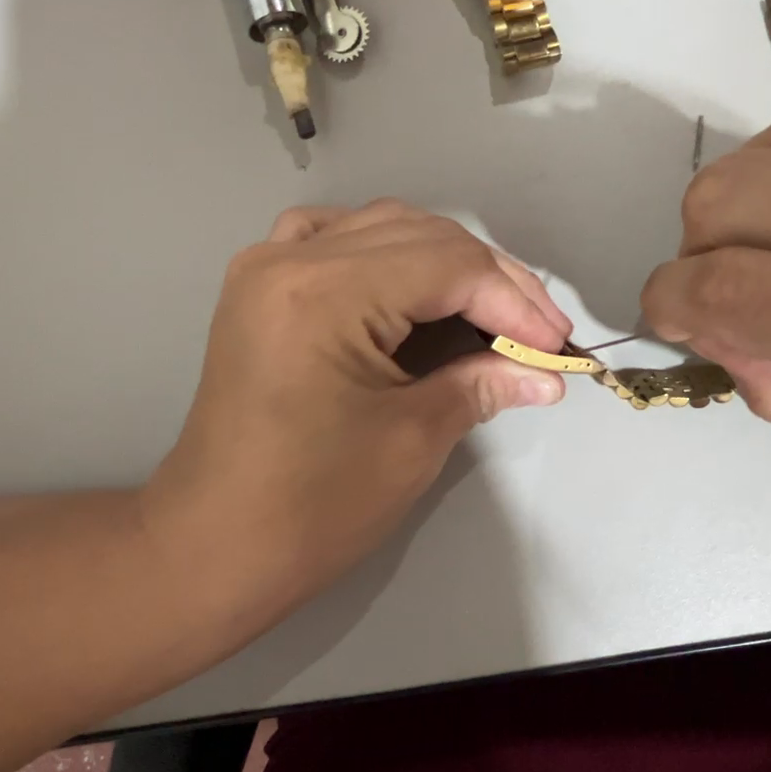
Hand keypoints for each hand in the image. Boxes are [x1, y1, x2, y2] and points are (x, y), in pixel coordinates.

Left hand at [144, 200, 571, 614]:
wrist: (214, 542)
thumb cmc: (313, 506)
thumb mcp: (412, 441)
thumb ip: (481, 385)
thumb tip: (546, 373)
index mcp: (324, 293)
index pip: (447, 265)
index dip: (514, 300)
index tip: (557, 344)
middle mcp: (290, 259)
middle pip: (419, 236)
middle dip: (489, 280)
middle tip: (538, 331)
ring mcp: (266, 266)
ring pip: (379, 228)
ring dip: (442, 261)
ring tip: (491, 308)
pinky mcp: (259, 287)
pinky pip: (332, 240)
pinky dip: (382, 252)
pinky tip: (409, 282)